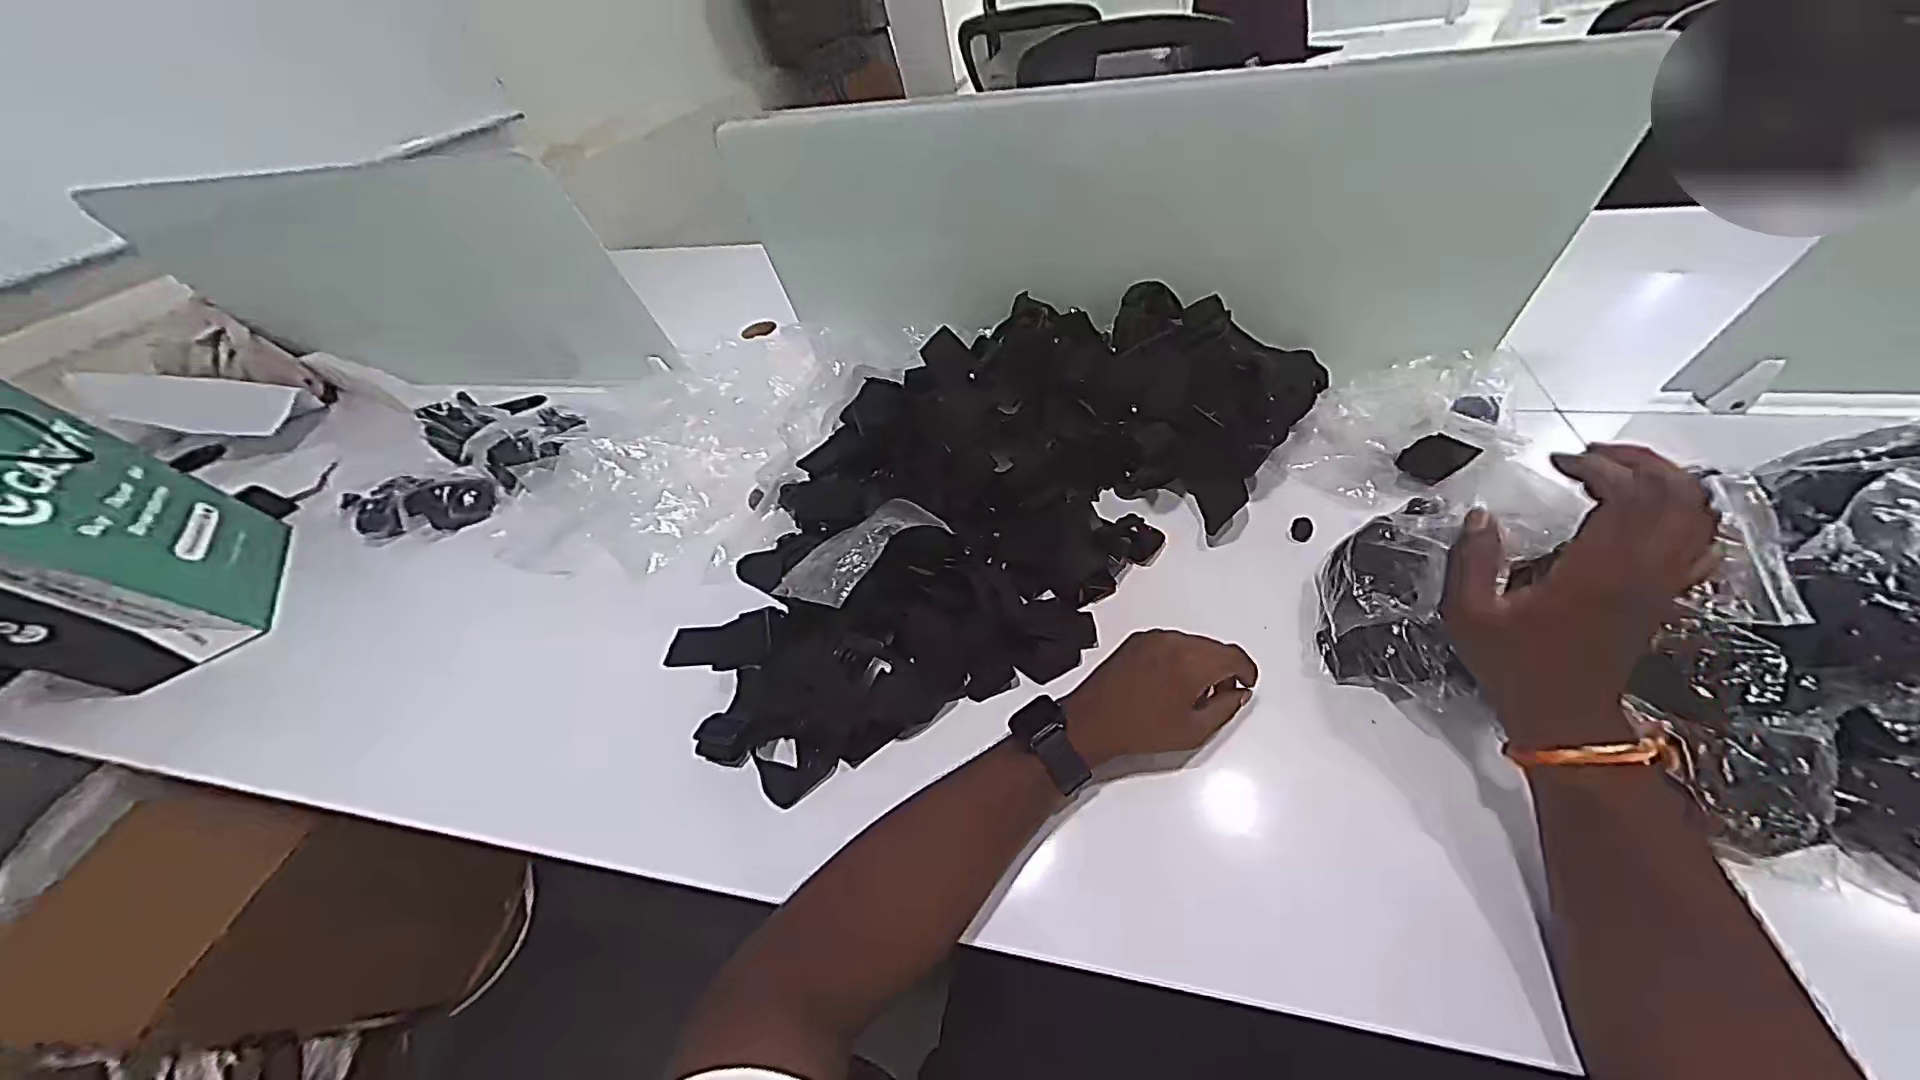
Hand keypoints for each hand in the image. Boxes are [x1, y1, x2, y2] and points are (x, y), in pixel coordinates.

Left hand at [1061, 629, 1258, 768]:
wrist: (1093, 722)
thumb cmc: (1136, 728)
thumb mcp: (1193, 730)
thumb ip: (1225, 709)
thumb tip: (1237, 695)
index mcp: (1189, 662)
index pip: (1234, 655)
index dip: (1246, 671)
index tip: (1246, 681)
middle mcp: (1170, 643)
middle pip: (1213, 648)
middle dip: (1223, 670)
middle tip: (1220, 694)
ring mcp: (1151, 639)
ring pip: (1192, 644)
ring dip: (1200, 663)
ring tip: (1190, 694)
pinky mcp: (1136, 641)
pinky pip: (1170, 643)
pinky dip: (1179, 658)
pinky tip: (1170, 684)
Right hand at [1442, 444, 1717, 747]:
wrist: (1564, 714)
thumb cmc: (1515, 666)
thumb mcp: (1469, 613)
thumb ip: (1472, 560)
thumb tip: (1479, 517)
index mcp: (1596, 573)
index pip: (1628, 496)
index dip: (1599, 467)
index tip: (1560, 462)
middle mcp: (1642, 573)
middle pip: (1677, 495)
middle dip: (1639, 462)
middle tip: (1592, 455)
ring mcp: (1662, 585)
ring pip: (1697, 515)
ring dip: (1666, 482)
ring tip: (1619, 471)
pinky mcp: (1665, 595)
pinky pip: (1698, 542)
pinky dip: (1682, 514)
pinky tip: (1649, 511)